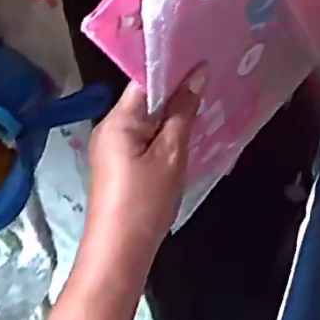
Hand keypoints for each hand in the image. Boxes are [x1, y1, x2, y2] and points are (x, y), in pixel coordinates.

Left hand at [84, 75, 203, 269]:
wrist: (118, 260)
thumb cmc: (144, 204)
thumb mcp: (171, 154)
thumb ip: (184, 111)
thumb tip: (198, 74)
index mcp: (117, 120)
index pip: (145, 80)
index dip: (173, 68)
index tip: (201, 59)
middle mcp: (109, 128)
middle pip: (145, 97)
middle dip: (175, 91)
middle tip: (209, 80)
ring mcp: (111, 148)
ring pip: (146, 118)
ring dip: (171, 113)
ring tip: (203, 103)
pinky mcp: (118, 165)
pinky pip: (143, 136)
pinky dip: (163, 132)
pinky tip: (186, 133)